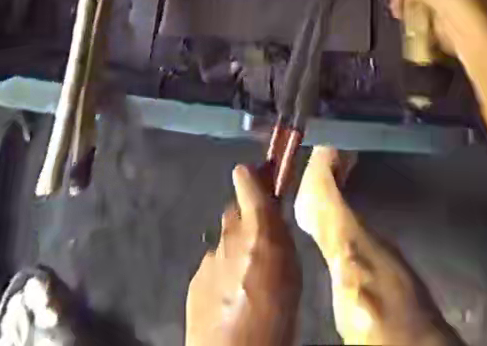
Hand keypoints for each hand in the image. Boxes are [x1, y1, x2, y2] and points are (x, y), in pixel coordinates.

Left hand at [185, 165, 300, 345]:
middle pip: (235, 213)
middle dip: (245, 219)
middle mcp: (230, 236)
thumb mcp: (293, 270)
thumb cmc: (276, 315)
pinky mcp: (194, 282)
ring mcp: (208, 259)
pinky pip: (212, 266)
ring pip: (224, 242)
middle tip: (259, 240)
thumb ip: (280, 237)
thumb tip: (273, 219)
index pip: (248, 182)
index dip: (251, 175)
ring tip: (246, 277)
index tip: (253, 171)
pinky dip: (221, 273)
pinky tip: (230, 296)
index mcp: (258, 227)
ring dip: (234, 250)